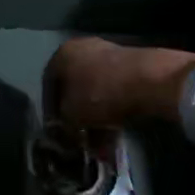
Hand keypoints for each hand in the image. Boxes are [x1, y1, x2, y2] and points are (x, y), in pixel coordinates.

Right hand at [42, 38, 194, 130]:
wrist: (146, 79)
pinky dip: (111, 112)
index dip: (50, 110)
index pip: (48, 83)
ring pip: (95, 92)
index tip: (56, 132)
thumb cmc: (99, 93)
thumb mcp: (72, 116)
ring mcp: (108, 53)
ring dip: (95, 119)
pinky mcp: (128, 64)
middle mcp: (83, 47)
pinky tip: (115, 136)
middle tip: (78, 141)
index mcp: (63, 53)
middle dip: (76, 117)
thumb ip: (62, 124)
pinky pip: (112, 91)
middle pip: (74, 87)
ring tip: (99, 147)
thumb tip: (65, 131)